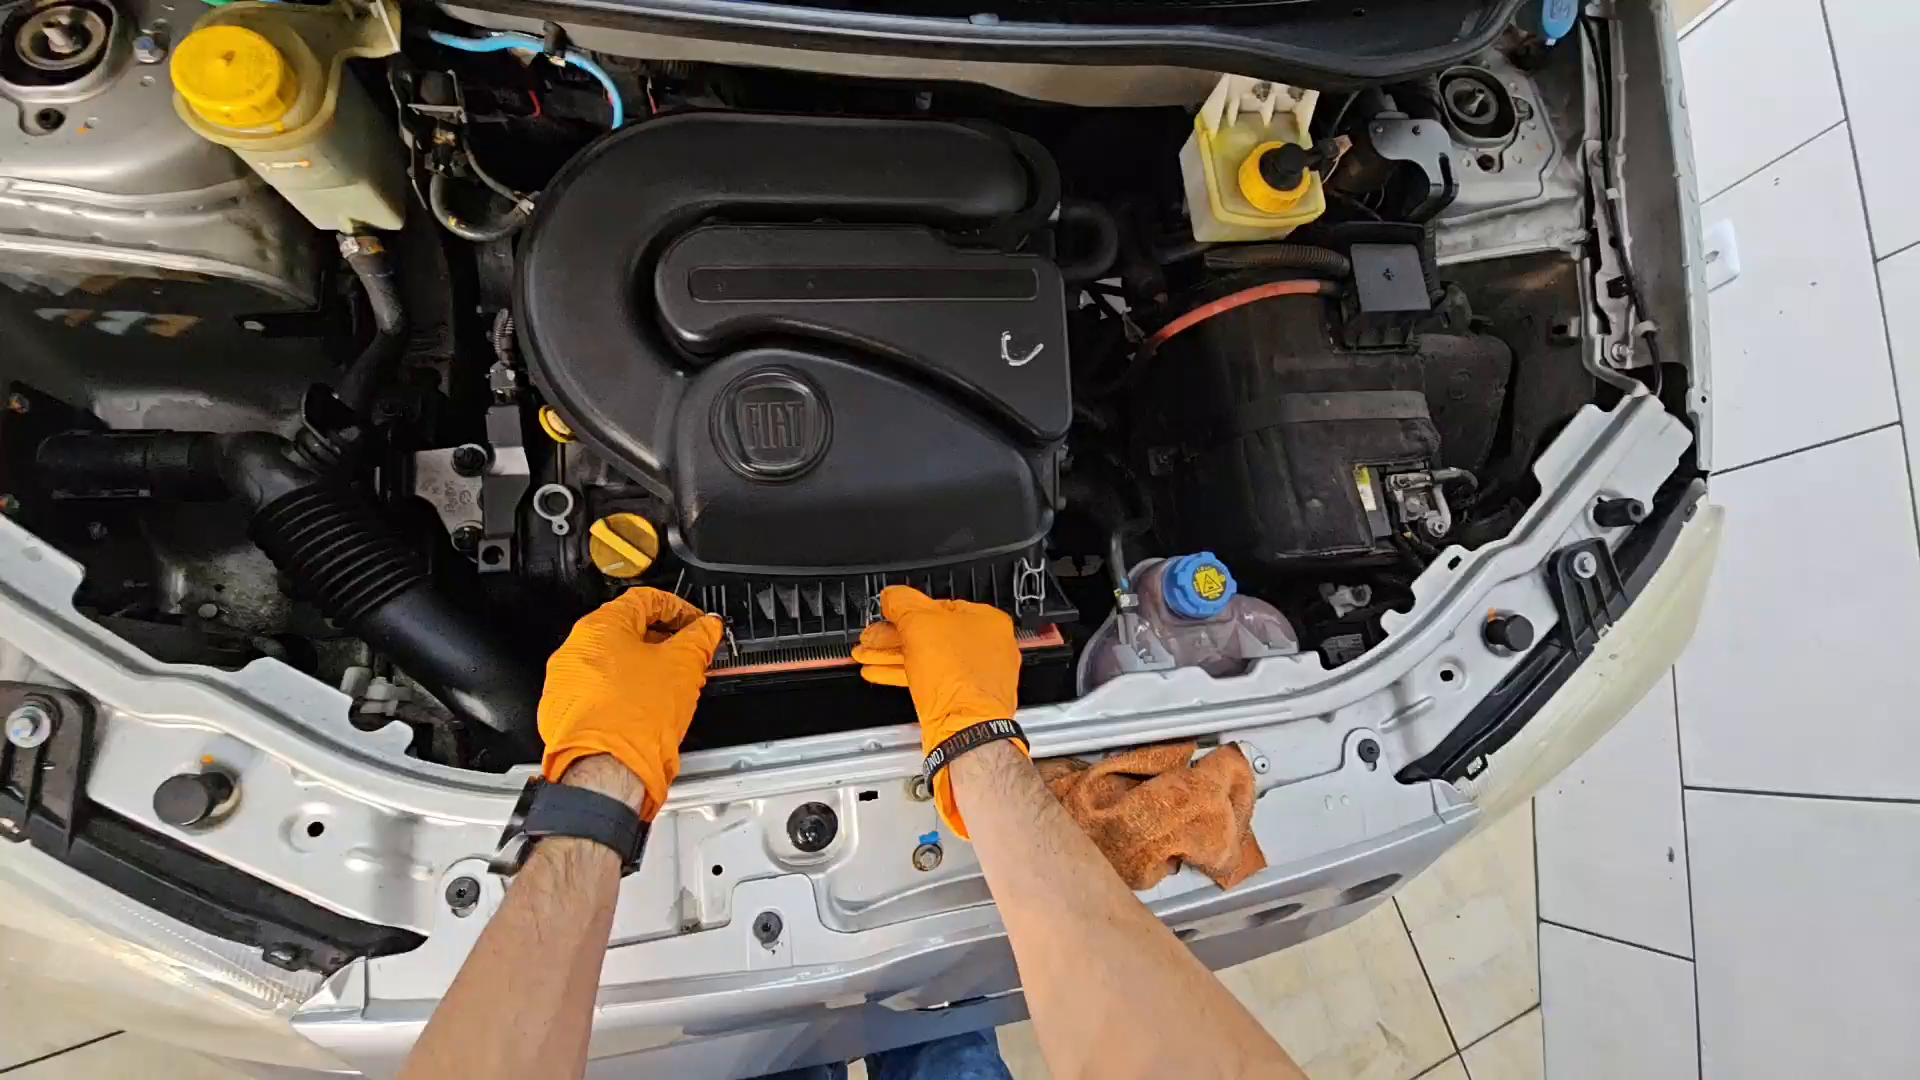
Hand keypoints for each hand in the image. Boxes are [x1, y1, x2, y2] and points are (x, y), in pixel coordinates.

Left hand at [539, 588, 723, 819]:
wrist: (608, 769)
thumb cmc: (636, 717)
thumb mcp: (684, 664)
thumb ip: (699, 636)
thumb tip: (708, 626)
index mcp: (600, 628)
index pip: (646, 600)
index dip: (680, 609)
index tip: (698, 624)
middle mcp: (575, 650)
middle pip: (628, 631)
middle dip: (665, 640)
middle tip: (690, 653)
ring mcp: (566, 683)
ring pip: (614, 662)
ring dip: (646, 667)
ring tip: (673, 684)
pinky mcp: (565, 712)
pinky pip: (602, 691)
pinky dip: (627, 692)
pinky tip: (649, 707)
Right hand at [851, 585, 1024, 836]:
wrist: (964, 731)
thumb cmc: (957, 679)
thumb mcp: (920, 624)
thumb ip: (902, 603)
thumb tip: (892, 596)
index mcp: (986, 621)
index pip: (938, 606)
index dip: (905, 611)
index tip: (886, 615)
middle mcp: (987, 647)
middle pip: (930, 634)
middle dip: (893, 636)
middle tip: (871, 638)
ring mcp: (976, 676)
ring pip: (927, 658)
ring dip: (893, 655)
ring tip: (867, 656)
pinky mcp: (963, 699)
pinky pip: (929, 679)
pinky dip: (903, 673)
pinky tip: (881, 672)